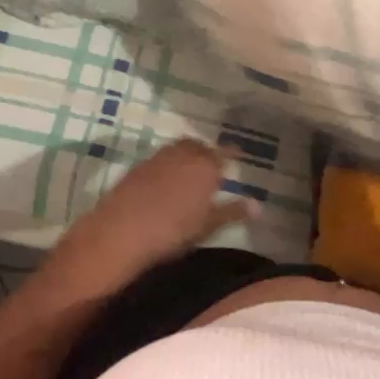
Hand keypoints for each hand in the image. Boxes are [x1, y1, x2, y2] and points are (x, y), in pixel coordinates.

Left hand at [45, 140, 256, 293]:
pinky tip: (166, 179)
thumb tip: (258, 205)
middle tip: (212, 165)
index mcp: (207, 166)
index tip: (238, 156)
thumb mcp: (207, 225)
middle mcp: (184, 154)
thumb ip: (232, 212)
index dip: (232, 154)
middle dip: (208, 152)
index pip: (225, 153)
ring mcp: (159, 157)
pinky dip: (168, 163)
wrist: (121, 232)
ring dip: (187, 155)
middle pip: (200, 146)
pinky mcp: (139, 166)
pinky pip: (160, 157)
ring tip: (190, 171)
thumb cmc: (172, 231)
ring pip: (179, 148)